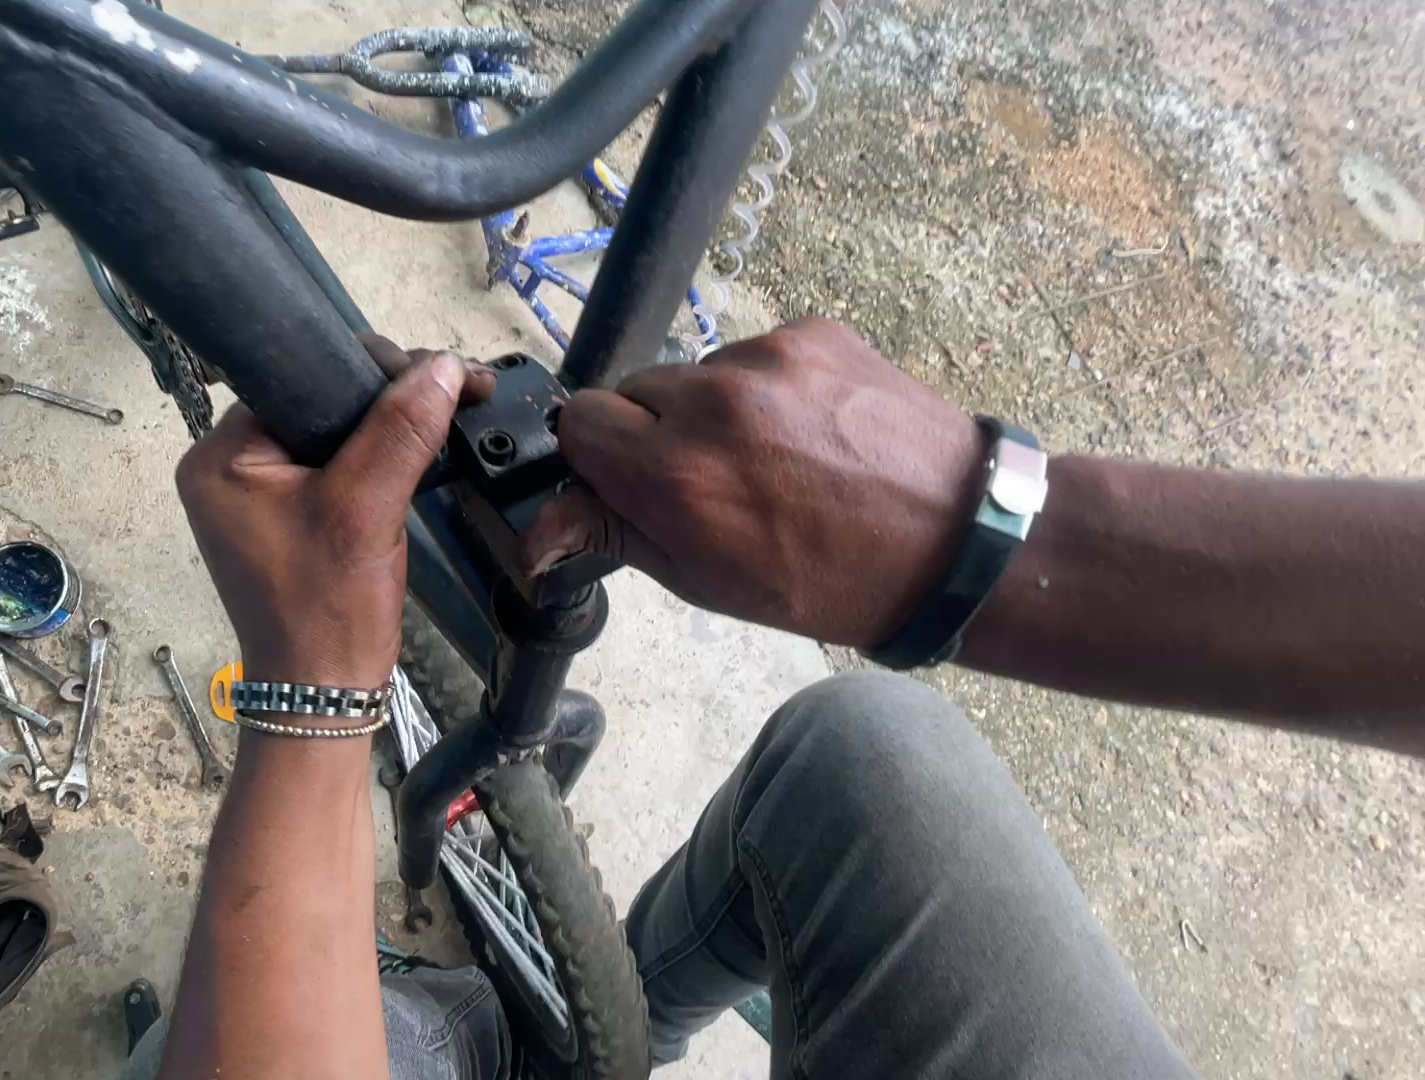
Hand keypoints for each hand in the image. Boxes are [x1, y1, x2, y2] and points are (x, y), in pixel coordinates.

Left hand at [175, 338, 474, 689]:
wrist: (325, 694)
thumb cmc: (328, 611)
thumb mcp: (363, 513)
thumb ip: (400, 434)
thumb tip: (444, 364)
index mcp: (223, 455)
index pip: (299, 377)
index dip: (368, 367)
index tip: (432, 371)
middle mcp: (232, 464)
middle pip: (320, 401)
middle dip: (388, 396)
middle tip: (453, 388)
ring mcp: (261, 491)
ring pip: (335, 431)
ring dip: (390, 425)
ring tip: (449, 409)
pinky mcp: (291, 513)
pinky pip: (339, 463)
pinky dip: (381, 456)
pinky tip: (423, 447)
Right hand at [522, 319, 985, 647]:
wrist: (955, 541)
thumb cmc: (820, 581)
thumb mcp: (701, 579)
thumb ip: (610, 532)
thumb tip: (535, 531)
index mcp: (674, 474)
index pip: (578, 420)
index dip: (596, 454)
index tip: (629, 479)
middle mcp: (711, 401)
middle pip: (629, 390)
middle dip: (648, 431)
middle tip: (702, 476)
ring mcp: (765, 357)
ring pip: (688, 372)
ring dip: (702, 409)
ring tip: (763, 456)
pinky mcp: (810, 330)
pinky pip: (746, 353)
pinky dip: (756, 388)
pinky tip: (800, 428)